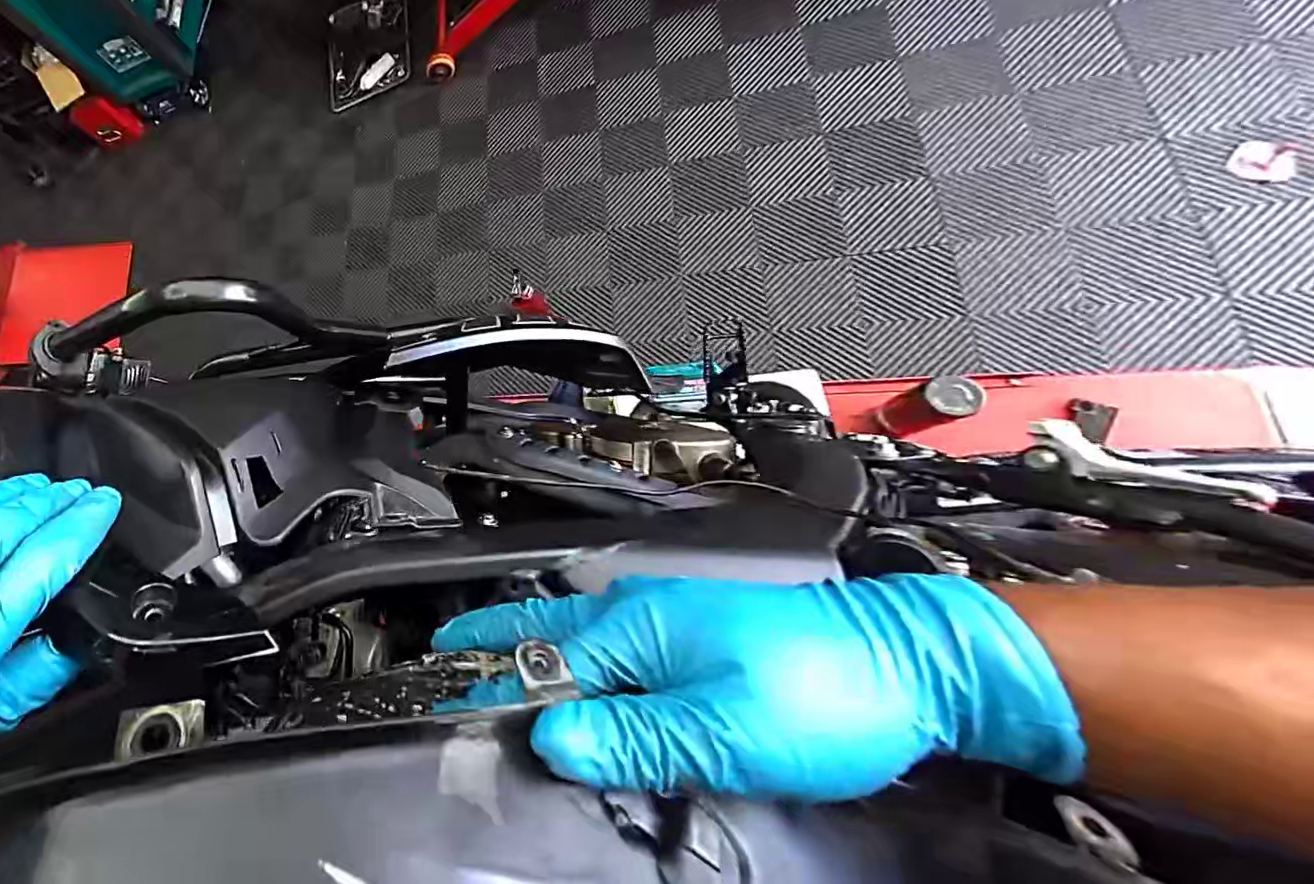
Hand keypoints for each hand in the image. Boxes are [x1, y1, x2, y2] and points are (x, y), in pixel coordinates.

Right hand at [432, 575, 1083, 798]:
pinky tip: (568, 669)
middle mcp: (635, 610)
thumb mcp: (726, 731)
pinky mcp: (683, 627)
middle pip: (541, 626)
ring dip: (525, 644)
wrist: (905, 658)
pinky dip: (567, 652)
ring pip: (571, 629)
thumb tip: (555, 740)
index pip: (540, 661)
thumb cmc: (819, 691)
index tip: (446, 700)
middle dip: (489, 639)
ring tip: (489, 658)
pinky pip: (605, 639)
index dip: (492, 685)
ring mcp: (659, 613)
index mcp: (632, 628)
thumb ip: (635, 735)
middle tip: (445, 651)